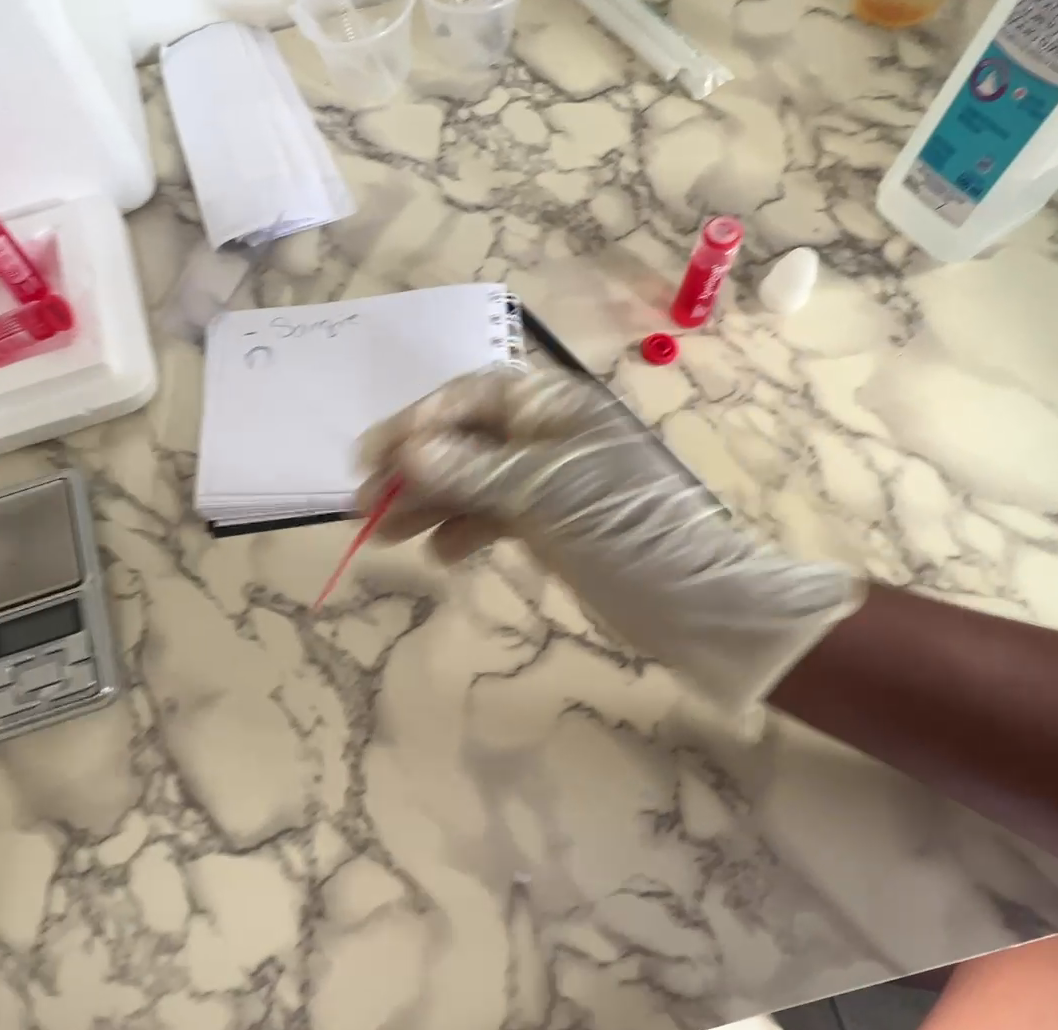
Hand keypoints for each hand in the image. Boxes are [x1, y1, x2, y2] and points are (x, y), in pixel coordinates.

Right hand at [358, 369, 861, 706]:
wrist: (693, 605)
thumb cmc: (624, 533)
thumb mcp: (545, 494)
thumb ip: (473, 471)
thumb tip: (407, 450)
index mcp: (556, 409)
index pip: (473, 398)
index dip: (419, 420)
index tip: (373, 454)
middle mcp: (549, 436)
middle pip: (466, 440)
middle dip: (415, 468)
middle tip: (364, 503)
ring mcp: (549, 482)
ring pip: (473, 482)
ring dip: (429, 503)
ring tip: (386, 533)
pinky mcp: (550, 523)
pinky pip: (493, 516)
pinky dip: (464, 531)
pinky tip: (441, 554)